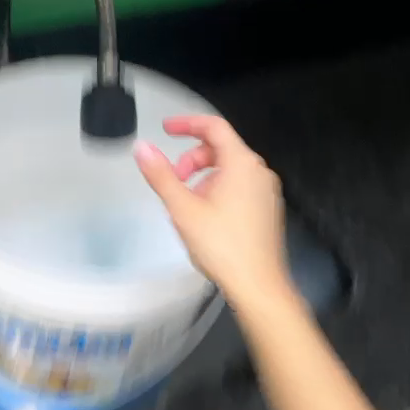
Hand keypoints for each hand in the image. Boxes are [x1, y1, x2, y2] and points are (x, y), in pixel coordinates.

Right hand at [134, 115, 292, 310]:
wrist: (258, 285)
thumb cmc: (223, 247)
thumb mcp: (183, 209)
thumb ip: (161, 175)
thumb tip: (142, 148)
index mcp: (242, 164)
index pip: (214, 127)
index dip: (187, 124)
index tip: (166, 129)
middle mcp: (259, 172)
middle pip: (221, 149)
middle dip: (192, 159)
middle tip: (173, 181)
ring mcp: (267, 192)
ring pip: (230, 171)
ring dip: (204, 178)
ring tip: (187, 205)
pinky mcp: (267, 210)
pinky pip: (240, 188)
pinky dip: (218, 191)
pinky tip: (205, 219)